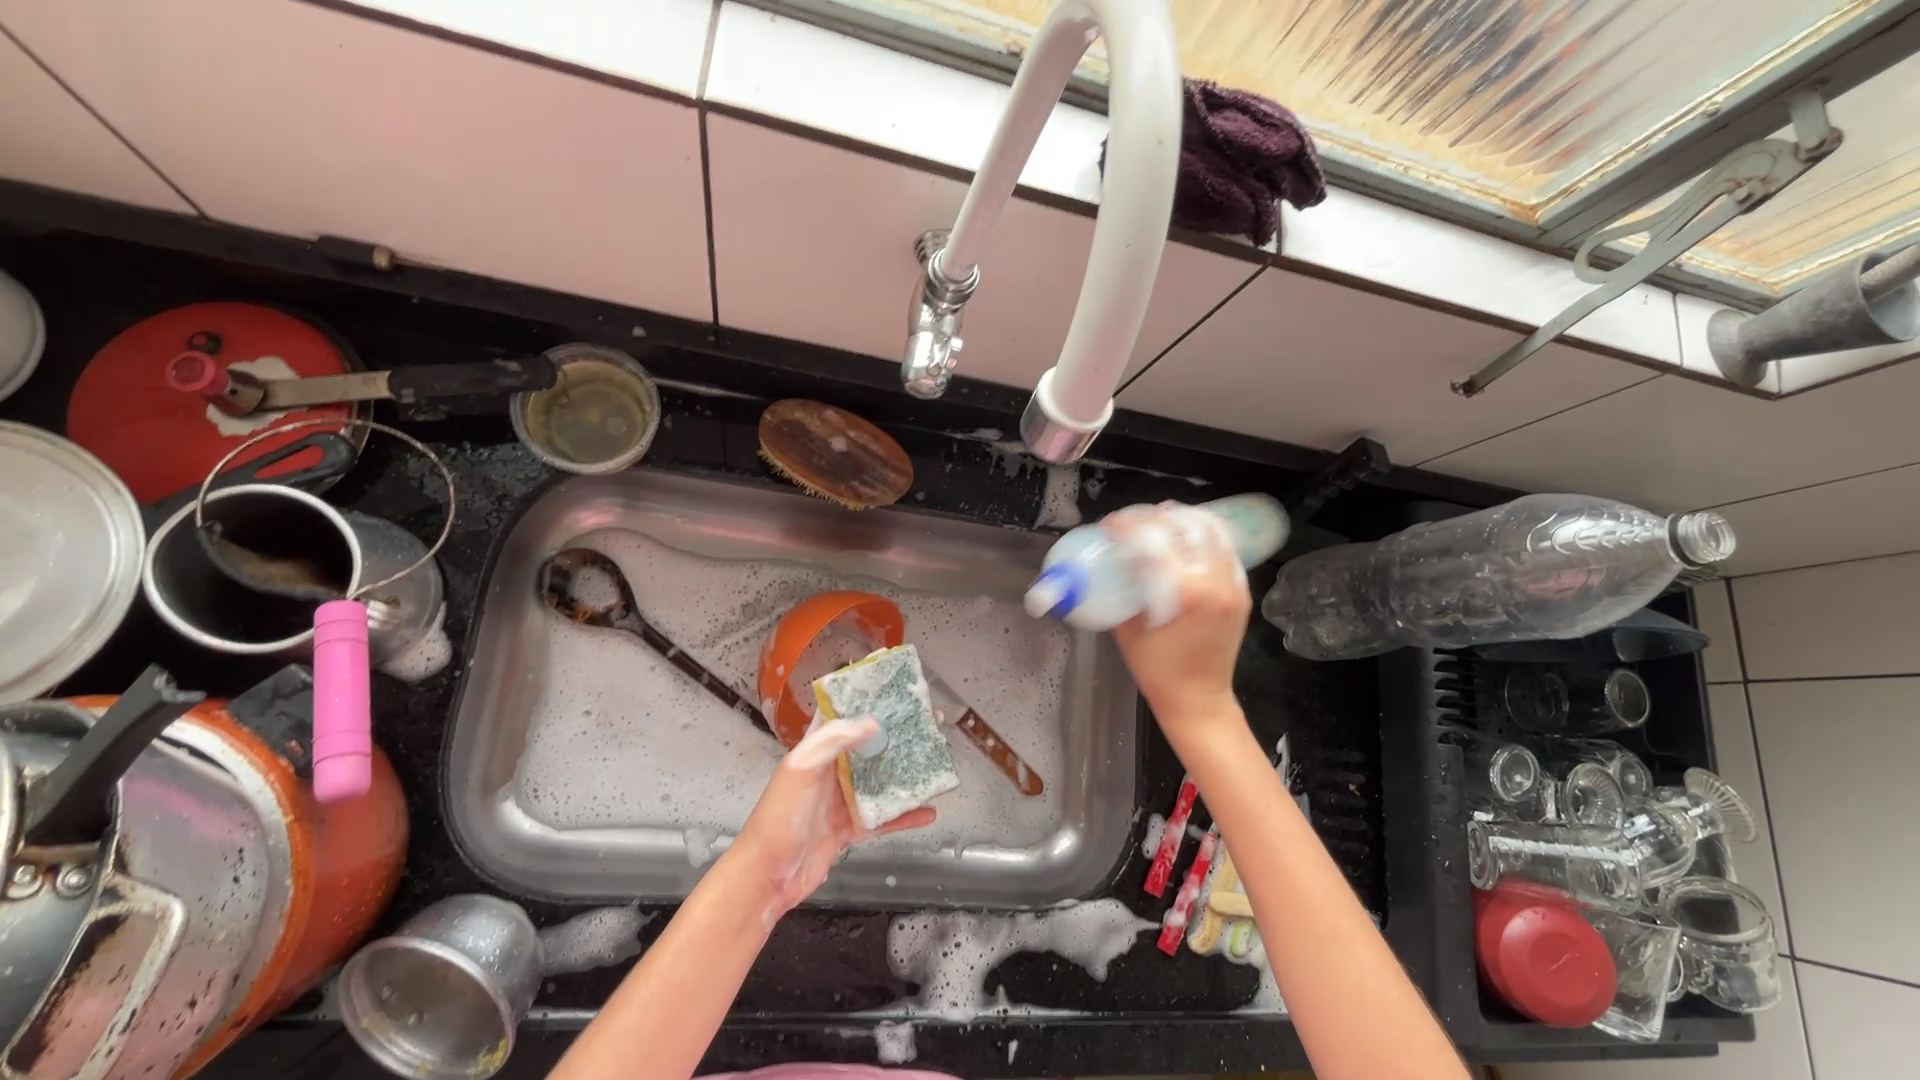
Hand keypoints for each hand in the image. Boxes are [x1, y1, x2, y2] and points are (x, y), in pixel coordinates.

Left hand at [725, 717, 934, 922]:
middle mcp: (831, 771)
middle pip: (871, 745)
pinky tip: (927, 811)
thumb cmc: (777, 819)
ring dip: (907, 772)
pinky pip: (884, 818)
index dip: (867, 697)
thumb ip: (833, 740)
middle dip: (899, 733)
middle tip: (929, 721)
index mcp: (817, 750)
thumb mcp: (800, 769)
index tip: (897, 686)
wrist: (766, 875)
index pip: (844, 714)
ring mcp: (842, 800)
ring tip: (935, 760)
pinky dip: (905, 815)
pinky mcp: (849, 829)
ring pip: (882, 780)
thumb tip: (872, 722)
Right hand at [1106, 502, 1250, 731]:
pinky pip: (1225, 550)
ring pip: (1212, 531)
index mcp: (1185, 593)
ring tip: (1161, 517)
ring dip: (1184, 519)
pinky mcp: (1241, 592)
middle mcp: (1214, 582)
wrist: (1199, 700)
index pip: (1154, 543)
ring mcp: (1233, 586)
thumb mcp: (1128, 630)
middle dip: (1156, 516)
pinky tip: (1186, 537)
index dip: (1128, 527)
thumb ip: (1123, 592)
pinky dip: (1204, 536)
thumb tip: (1111, 565)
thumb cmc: (1158, 672)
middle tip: (1135, 519)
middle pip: (1186, 527)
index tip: (1110, 524)